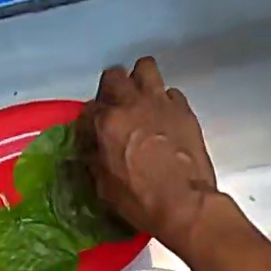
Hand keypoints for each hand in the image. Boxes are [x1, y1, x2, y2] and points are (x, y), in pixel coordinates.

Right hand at [80, 56, 224, 249]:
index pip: (88, 109)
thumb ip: (95, 162)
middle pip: (114, 76)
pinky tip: (161, 119)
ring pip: (145, 68)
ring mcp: (161, 102)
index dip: (87, 122)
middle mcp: (133, 104)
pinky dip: (162, 101)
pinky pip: (169, 92)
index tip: (89, 134)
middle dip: (108, 90)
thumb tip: (91, 153)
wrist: (183, 202)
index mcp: (108, 123)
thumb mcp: (104, 187)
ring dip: (137, 80)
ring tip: (137, 101)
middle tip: (111, 109)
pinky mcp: (184, 109)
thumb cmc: (140, 200)